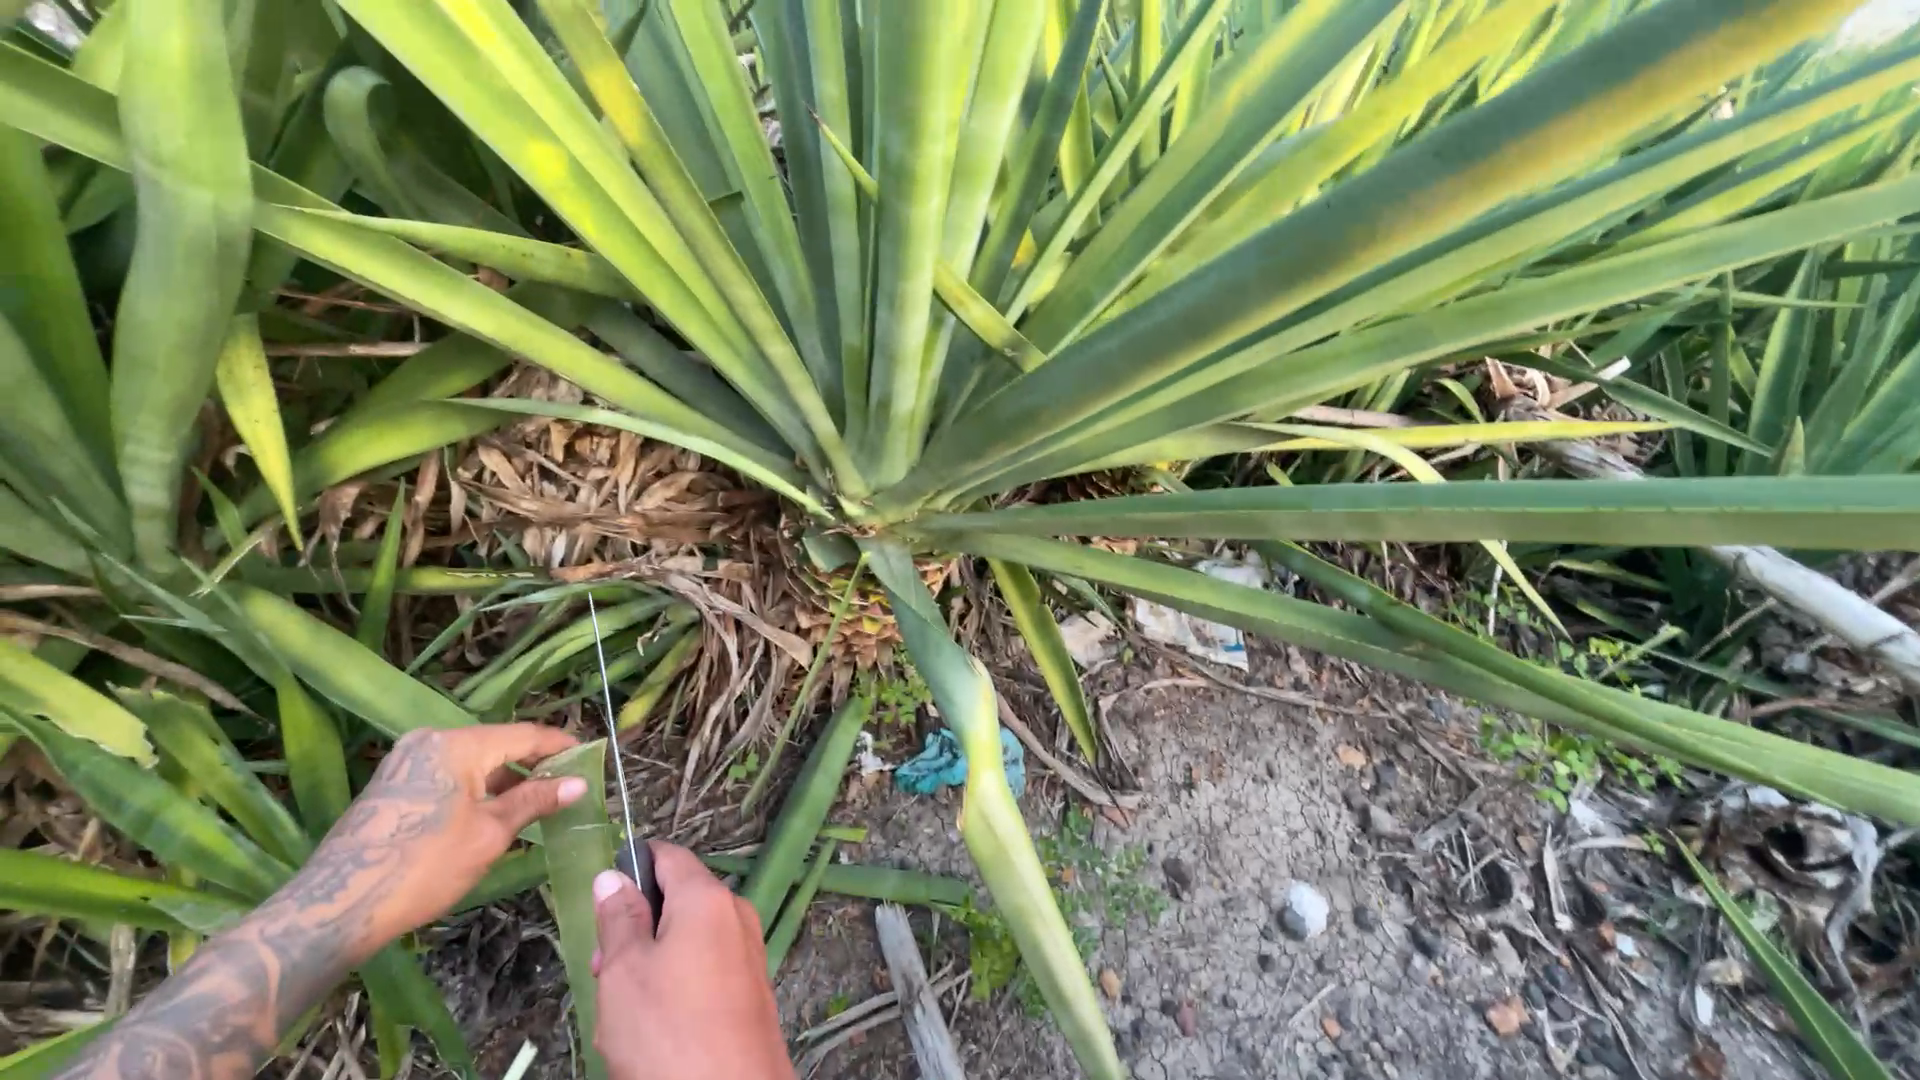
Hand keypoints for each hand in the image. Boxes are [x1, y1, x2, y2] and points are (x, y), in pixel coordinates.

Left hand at [305, 724, 583, 957]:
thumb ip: (535, 800)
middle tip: (567, 786)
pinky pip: (449, 776)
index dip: (561, 746)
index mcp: (458, 744)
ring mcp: (406, 762)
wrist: (333, 911)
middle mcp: (430, 741)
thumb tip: (578, 783)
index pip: (525, 735)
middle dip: (534, 766)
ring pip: (473, 763)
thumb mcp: (490, 834)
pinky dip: (476, 790)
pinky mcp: (392, 785)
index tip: (591, 756)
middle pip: (498, 746)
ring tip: (537, 805)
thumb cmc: (423, 867)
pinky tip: (494, 815)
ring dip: (505, 781)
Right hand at [591, 843, 794, 1079]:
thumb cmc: (668, 1033)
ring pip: (690, 938)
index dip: (634, 867)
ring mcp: (748, 952)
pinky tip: (656, 1029)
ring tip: (623, 1014)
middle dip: (638, 928)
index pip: (670, 857)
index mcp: (707, 898)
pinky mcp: (752, 989)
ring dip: (653, 962)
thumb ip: (618, 919)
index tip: (603, 902)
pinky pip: (707, 967)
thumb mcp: (624, 972)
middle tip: (604, 973)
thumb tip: (612, 876)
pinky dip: (678, 984)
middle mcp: (736, 914)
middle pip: (679, 899)